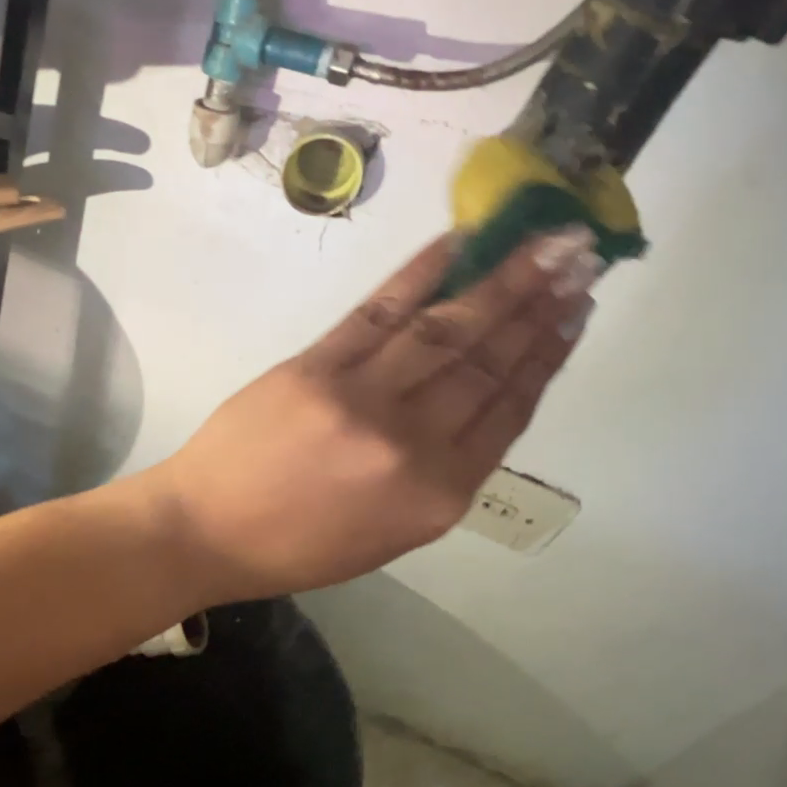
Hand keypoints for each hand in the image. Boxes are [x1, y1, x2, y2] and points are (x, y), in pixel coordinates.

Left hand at [136, 226, 603, 603]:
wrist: (208, 531)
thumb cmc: (299, 545)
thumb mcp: (391, 533)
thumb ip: (442, 475)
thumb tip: (484, 404)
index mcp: (438, 496)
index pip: (509, 411)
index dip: (548, 354)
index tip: (577, 311)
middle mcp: (412, 444)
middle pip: (487, 362)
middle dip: (538, 305)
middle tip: (578, 255)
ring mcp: (362, 399)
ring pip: (446, 330)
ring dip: (499, 280)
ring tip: (542, 241)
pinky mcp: (314, 368)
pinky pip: (379, 312)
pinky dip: (421, 274)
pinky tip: (458, 243)